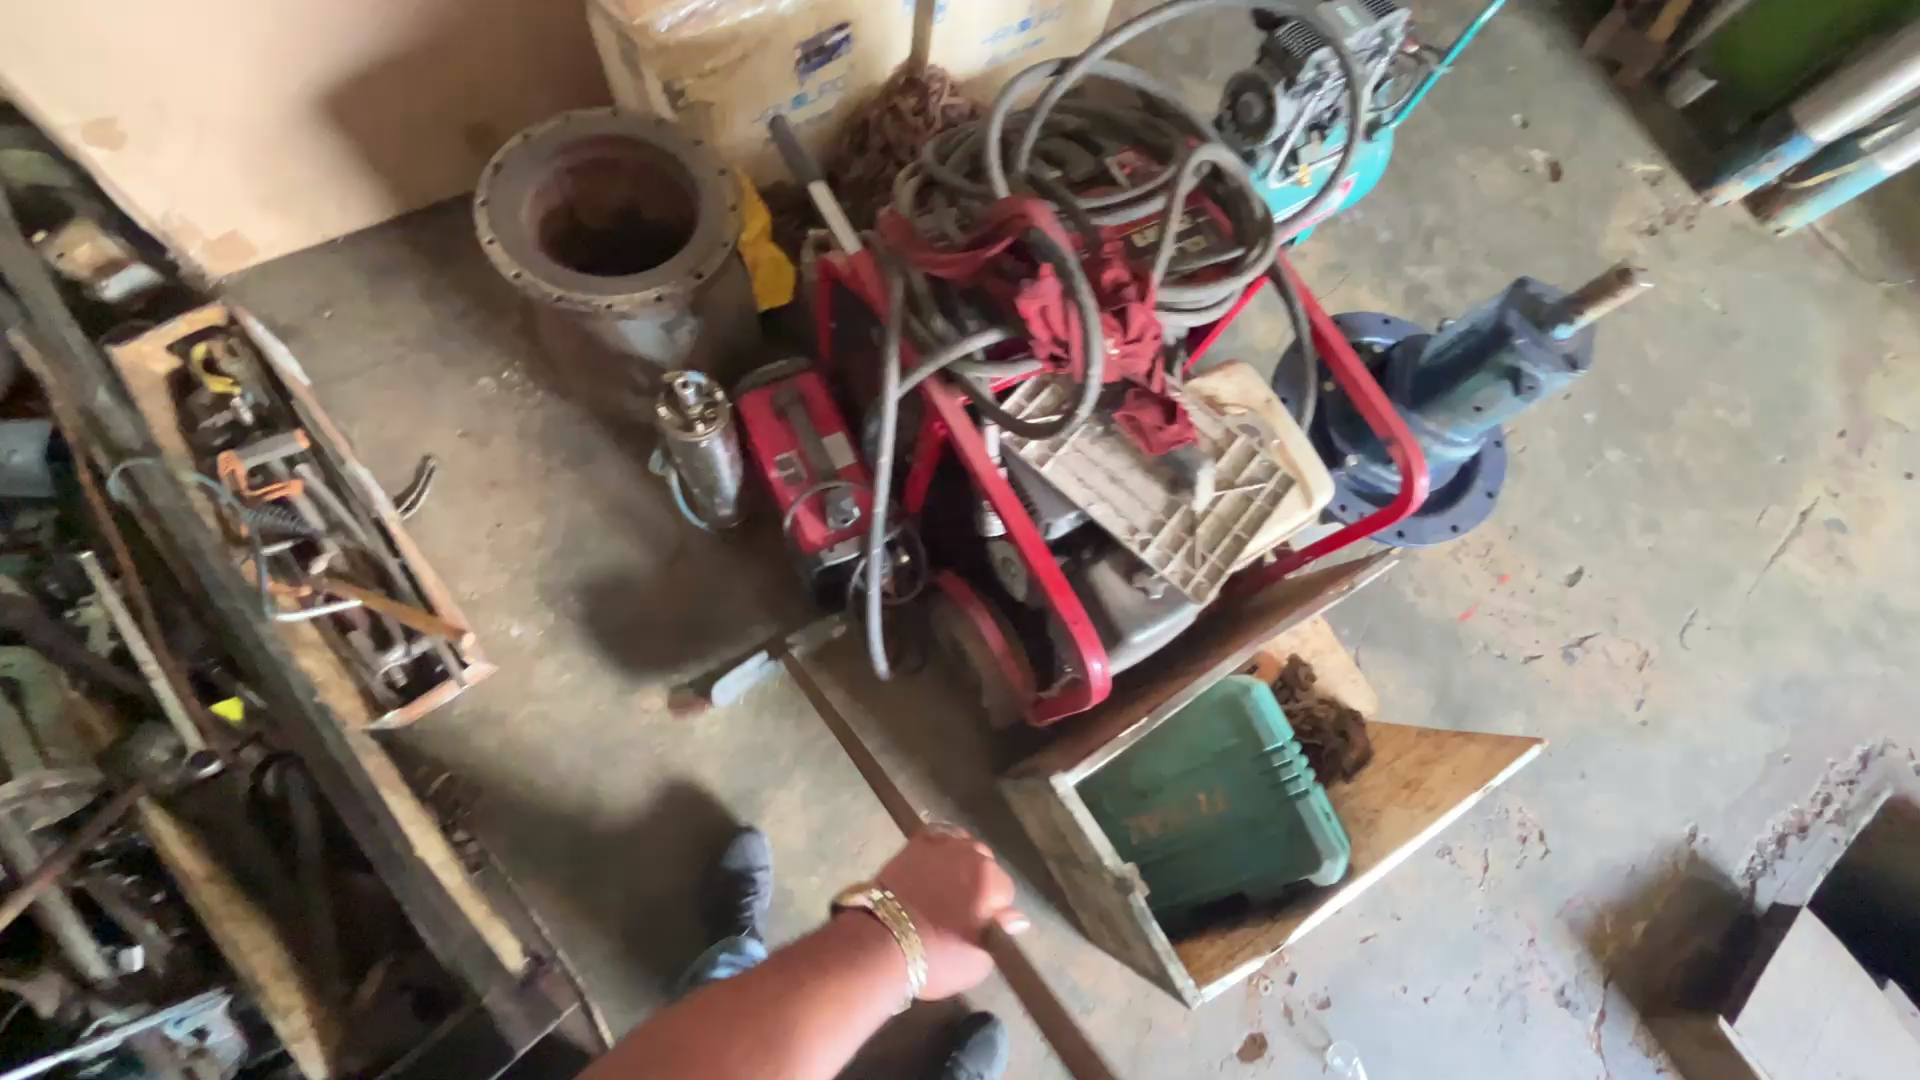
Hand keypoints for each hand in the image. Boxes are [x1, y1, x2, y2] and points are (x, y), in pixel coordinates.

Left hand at [875, 826, 1027, 999]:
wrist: (881, 944)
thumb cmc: (936, 958)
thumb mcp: (977, 960)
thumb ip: (1000, 933)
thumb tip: (1016, 918)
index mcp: (990, 880)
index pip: (1005, 890)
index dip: (995, 910)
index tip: (981, 925)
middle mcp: (969, 853)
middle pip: (985, 862)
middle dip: (980, 881)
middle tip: (964, 907)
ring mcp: (939, 845)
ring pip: (963, 845)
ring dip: (962, 861)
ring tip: (949, 883)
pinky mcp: (913, 845)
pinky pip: (937, 836)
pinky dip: (941, 847)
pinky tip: (936, 861)